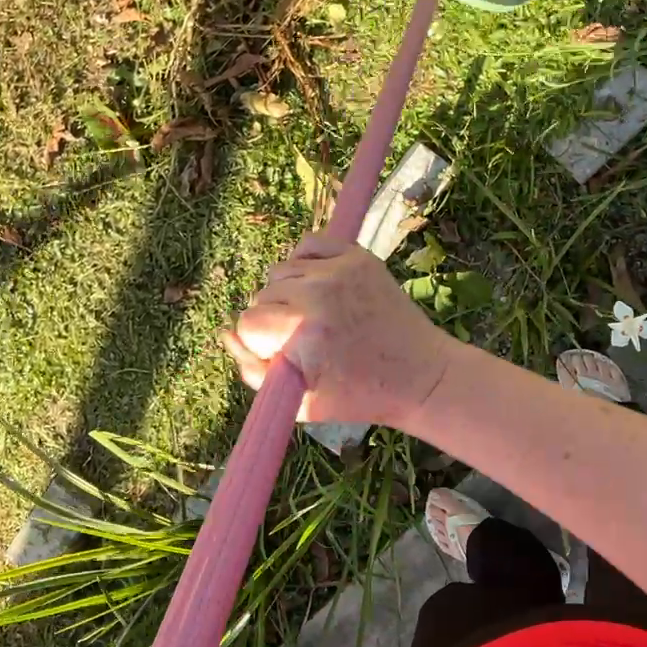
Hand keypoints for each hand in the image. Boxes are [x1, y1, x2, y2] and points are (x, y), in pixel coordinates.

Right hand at [222, 234, 458, 426]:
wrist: (421, 375)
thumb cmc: (358, 395)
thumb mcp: (298, 402)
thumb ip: (252, 369)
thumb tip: (225, 332)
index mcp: (301, 332)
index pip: (248, 323)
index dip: (262, 344)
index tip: (290, 357)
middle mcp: (317, 293)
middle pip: (262, 296)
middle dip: (275, 320)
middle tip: (308, 341)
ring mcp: (339, 269)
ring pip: (280, 271)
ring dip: (289, 292)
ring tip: (315, 315)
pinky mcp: (357, 255)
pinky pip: (307, 244)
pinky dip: (304, 261)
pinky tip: (317, 284)